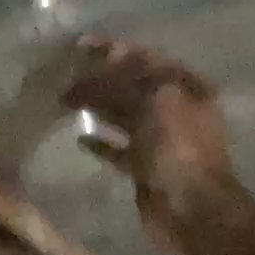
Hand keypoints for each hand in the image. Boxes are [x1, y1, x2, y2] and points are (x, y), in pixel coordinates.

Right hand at [61, 36, 233, 197]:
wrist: (191, 209)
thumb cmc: (178, 148)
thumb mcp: (155, 100)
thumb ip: (124, 80)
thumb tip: (93, 70)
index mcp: (184, 86)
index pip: (144, 57)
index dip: (111, 49)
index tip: (78, 46)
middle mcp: (175, 108)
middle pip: (131, 85)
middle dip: (99, 77)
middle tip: (63, 74)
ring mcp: (160, 139)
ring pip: (122, 114)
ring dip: (96, 106)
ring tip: (63, 100)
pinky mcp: (145, 167)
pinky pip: (118, 148)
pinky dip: (99, 141)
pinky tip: (79, 137)